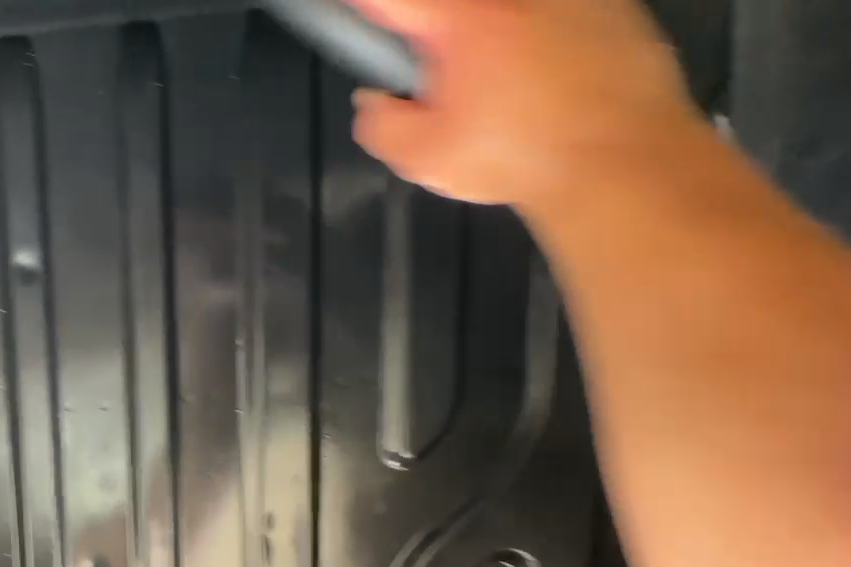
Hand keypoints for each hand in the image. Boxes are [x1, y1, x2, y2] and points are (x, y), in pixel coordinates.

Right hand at [345, 0, 707, 210]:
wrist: (616, 156)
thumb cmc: (521, 154)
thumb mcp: (418, 156)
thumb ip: (377, 123)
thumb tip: (374, 102)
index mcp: (464, 23)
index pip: (395, 2)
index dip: (366, 7)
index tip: (346, 7)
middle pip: (453, 14)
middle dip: (438, 44)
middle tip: (440, 87)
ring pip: (506, 19)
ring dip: (492, 50)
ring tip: (499, 98)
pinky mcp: (614, 9)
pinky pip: (556, 19)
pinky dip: (541, 46)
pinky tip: (541, 92)